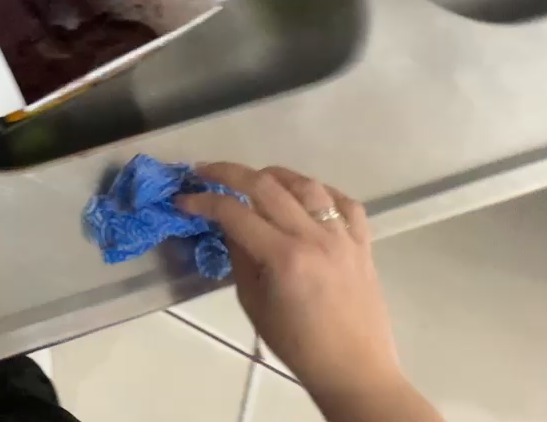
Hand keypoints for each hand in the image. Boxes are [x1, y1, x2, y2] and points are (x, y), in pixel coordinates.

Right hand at [177, 164, 439, 421]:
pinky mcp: (363, 246)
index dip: (202, 201)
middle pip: (265, 185)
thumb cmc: (297, 344)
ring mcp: (343, 240)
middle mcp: (314, 239)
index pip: (233, 211)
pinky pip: (345, 204)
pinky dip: (321, 192)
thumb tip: (225, 221)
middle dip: (227, 172)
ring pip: (306, 185)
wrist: (356, 373)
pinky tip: (303, 197)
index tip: (183, 200)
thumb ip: (239, 253)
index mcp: (284, 258)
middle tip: (205, 172)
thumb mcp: (252, 300)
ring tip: (255, 181)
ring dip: (274, 175)